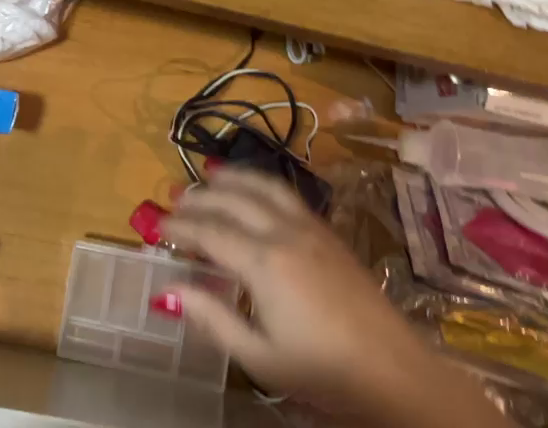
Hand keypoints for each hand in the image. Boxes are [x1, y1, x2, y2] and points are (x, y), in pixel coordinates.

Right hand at [159, 168, 508, 427]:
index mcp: (264, 262)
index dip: (179, 226)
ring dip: (233, 178)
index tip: (154, 225)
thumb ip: (212, 318)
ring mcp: (312, 228)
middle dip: (200, 195)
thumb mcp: (258, 357)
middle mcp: (285, 232)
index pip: (210, 232)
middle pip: (233, 199)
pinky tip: (254, 192)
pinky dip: (261, 184)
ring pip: (264, 186)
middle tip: (173, 197)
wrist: (393, 371)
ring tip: (209, 175)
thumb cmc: (321, 372)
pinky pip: (287, 193)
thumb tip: (168, 290)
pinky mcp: (330, 233)